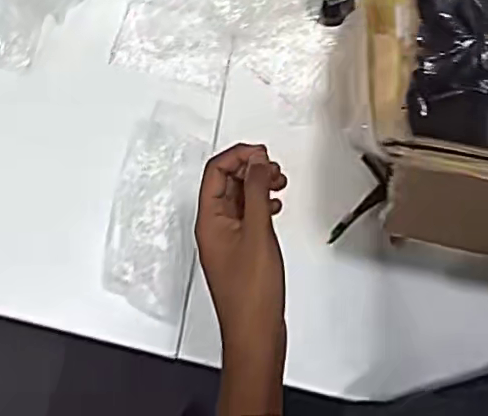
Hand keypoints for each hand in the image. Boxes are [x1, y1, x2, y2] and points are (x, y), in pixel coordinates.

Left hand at [196, 143, 286, 409]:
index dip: (238, 155)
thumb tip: (256, 161)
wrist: (255, 336)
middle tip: (271, 164)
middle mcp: (213, 226)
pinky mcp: (239, 250)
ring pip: (237, 196)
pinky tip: (273, 205)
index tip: (260, 152)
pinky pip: (245, 213)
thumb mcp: (257, 231)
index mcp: (209, 218)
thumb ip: (256, 191)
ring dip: (256, 183)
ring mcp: (226, 239)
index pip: (216, 171)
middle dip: (249, 167)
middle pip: (226, 180)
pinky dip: (260, 202)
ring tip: (277, 181)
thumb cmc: (251, 295)